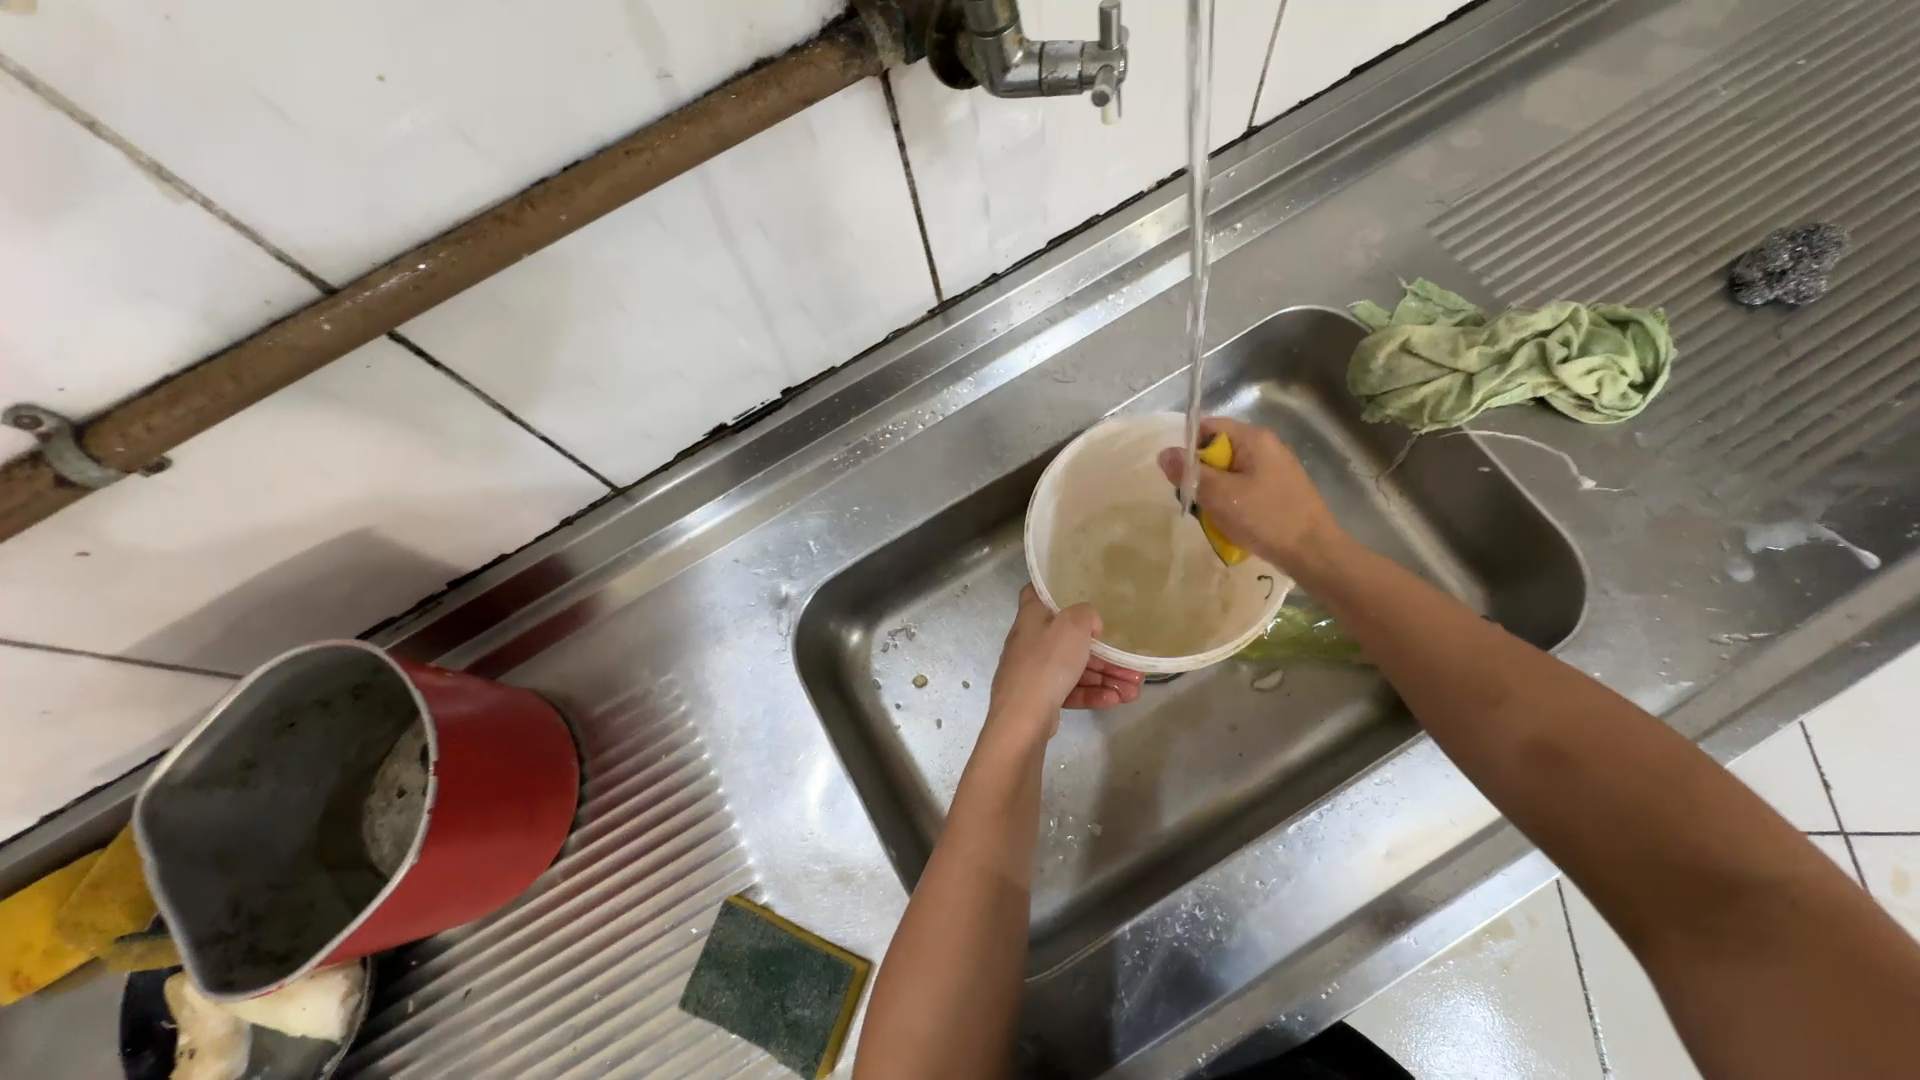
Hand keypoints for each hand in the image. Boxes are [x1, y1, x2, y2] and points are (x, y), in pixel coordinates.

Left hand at [988, 586, 1143, 736]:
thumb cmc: (1047, 661)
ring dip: (1106, 678)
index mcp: (1031, 617)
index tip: (1081, 596)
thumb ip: (1087, 615)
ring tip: (1134, 690)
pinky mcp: (1041, 698)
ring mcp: (1035, 672)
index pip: (1036, 594)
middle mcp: (1030, 642)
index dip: (1057, 592)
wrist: (1022, 717)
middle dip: (1105, 654)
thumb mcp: (1073, 624)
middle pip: (1070, 640)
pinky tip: (1115, 700)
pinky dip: (1093, 694)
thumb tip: (1090, 625)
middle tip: (1133, 666)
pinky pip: (1071, 691)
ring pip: (1075, 669)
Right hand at [1157, 417, 1342, 570]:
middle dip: (1202, 476)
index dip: (1188, 448)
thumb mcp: (1220, 495)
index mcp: (1254, 439)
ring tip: (1216, 517)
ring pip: (1229, 474)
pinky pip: (1244, 489)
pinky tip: (1234, 524)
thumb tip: (1164, 453)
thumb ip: (1190, 473)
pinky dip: (1233, 504)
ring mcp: (1275, 470)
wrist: (1313, 552)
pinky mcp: (1279, 491)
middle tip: (1197, 501)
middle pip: (1218, 451)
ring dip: (1216, 494)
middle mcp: (1266, 447)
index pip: (1208, 427)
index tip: (1179, 475)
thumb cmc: (1265, 518)